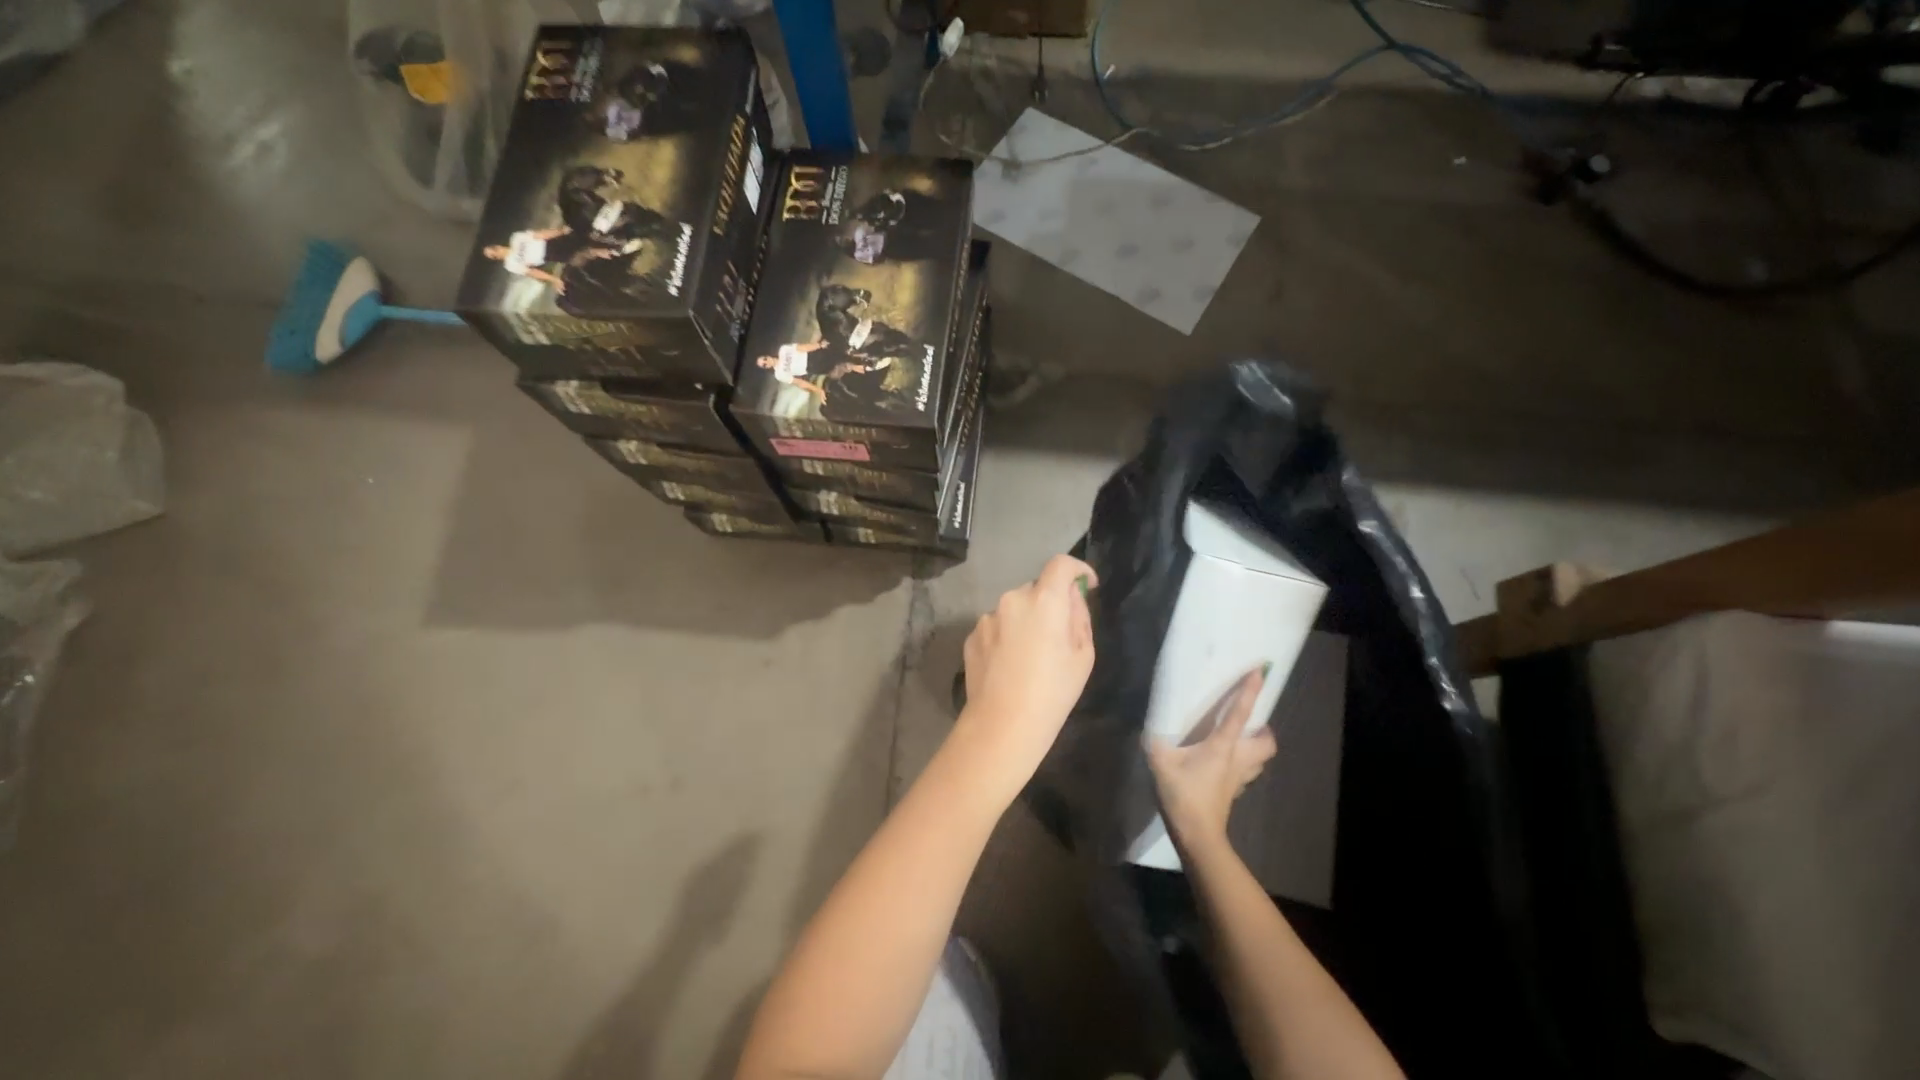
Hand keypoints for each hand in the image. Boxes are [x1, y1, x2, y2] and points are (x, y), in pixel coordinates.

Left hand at [955, 554, 1098, 790]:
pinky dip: (1005, 638)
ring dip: (1025, 622)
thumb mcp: (1083, 655)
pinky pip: (996, 628)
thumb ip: (1080, 617)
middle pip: (1036, 590)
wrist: (1003, 724)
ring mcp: (987, 618)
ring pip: (1014, 610)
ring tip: (1030, 659)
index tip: (1086, 585)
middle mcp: (1012, 599)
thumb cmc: (1053, 692)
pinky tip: (1009, 667)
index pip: (1061, 564)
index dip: (1077, 570)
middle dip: (1049, 605)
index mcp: (1044, 600)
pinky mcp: (971, 637)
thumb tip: (1072, 598)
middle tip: (1058, 637)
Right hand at [1145, 666, 1277, 850]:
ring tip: (1241, 741)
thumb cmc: (1183, 795)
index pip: (1240, 713)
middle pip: (1267, 743)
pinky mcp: (1234, 793)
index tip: (1260, 671)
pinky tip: (1225, 766)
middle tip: (1252, 723)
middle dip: (1265, 730)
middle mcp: (1238, 760)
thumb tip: (1147, 728)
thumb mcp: (1160, 763)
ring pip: (1261, 760)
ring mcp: (1239, 779)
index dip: (1250, 691)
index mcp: (1223, 746)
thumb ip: (1154, 742)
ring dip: (1257, 749)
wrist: (1198, 835)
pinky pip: (1247, 775)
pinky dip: (1243, 766)